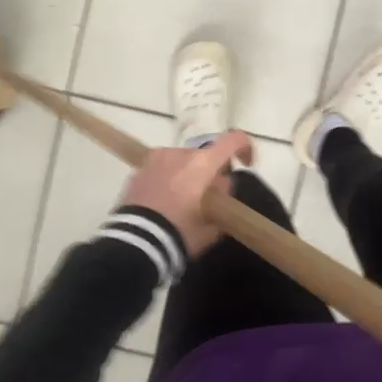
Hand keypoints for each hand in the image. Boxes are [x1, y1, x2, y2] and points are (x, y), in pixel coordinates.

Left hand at [117, 130, 253, 255]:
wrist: (135, 242)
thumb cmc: (179, 233)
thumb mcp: (211, 226)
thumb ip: (222, 201)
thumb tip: (221, 187)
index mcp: (202, 164)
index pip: (233, 139)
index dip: (245, 147)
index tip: (246, 163)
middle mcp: (181, 153)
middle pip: (205, 155)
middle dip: (209, 172)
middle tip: (206, 198)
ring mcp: (157, 157)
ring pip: (181, 160)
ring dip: (187, 174)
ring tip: (180, 202)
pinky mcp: (139, 168)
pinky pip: (161, 167)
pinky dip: (167, 178)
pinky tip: (162, 202)